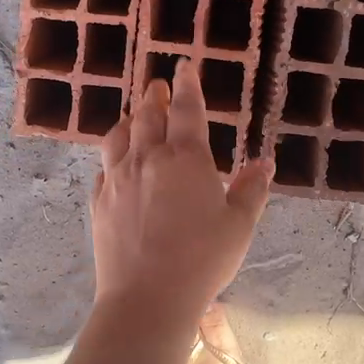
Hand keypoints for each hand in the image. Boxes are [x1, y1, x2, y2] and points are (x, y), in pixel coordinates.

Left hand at [91, 74, 271, 311]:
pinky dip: (112, 155)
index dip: (187, 84)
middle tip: (159, 85)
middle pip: (148, 115)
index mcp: (186, 159)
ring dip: (130, 119)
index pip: (187, 109)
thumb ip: (251, 190)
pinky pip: (103, 167)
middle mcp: (147, 159)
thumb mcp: (239, 226)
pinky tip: (116, 162)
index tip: (184, 66)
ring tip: (136, 115)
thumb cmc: (202, 261)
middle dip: (155, 95)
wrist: (147, 297)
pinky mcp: (99, 202)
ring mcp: (117, 179)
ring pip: (119, 135)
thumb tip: (264, 162)